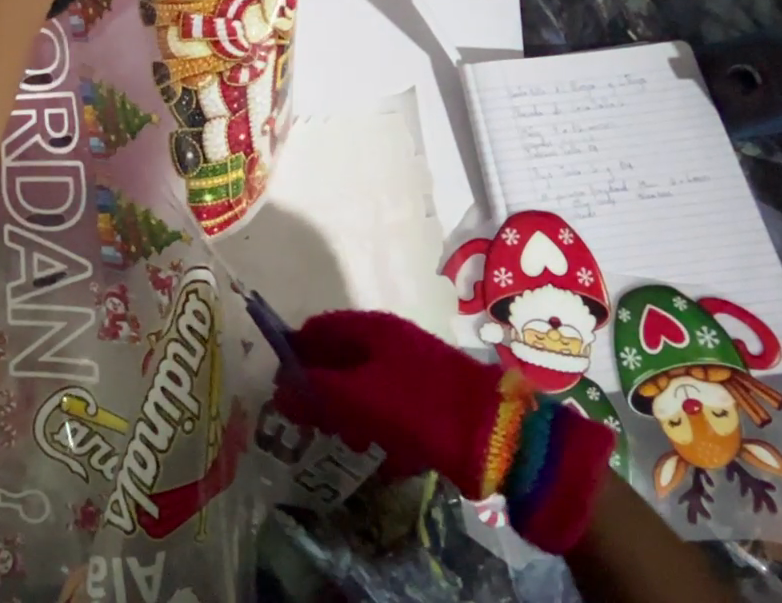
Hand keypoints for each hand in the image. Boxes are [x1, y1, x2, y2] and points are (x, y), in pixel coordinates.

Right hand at [274, 310, 507, 496]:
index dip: (294, 355)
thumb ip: (315, 391)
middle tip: (309, 421)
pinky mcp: (430, 400)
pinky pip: (389, 407)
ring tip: (347, 440)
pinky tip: (381, 453)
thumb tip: (279, 391)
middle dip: (320, 389)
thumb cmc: (421, 407)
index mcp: (372, 329)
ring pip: (362, 386)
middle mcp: (391, 342)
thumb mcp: (360, 398)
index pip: (317, 330)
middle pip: (338, 359)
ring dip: (347, 412)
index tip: (282, 387)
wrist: (503, 439)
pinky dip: (378, 426)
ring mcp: (413, 371)